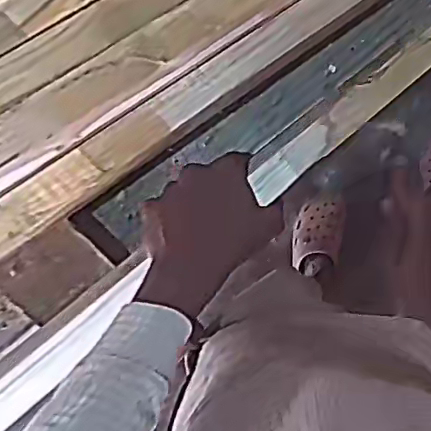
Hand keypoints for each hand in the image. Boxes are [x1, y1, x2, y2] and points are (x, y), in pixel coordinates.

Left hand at [136, 153, 280, 320]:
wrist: (189, 270)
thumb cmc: (227, 245)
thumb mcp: (268, 227)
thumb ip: (275, 208)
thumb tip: (277, 205)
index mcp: (225, 172)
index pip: (239, 160)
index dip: (246, 174)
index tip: (248, 185)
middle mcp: (196, 175)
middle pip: (210, 175)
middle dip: (219, 189)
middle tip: (229, 212)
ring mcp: (171, 190)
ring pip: (186, 190)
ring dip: (195, 202)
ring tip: (207, 226)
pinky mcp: (153, 208)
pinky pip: (165, 207)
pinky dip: (172, 217)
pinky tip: (184, 233)